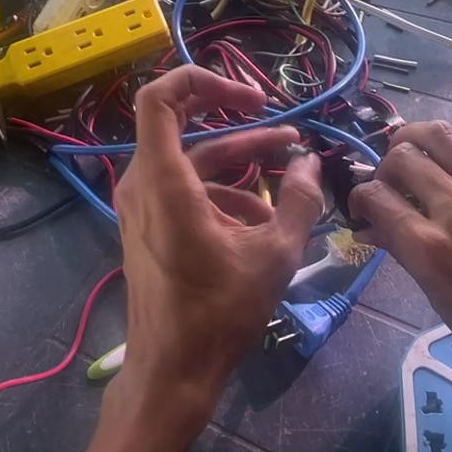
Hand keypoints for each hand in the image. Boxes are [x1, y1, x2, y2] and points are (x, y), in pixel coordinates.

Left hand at [112, 66, 325, 415]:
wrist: (173, 371)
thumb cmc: (219, 313)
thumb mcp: (274, 254)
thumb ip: (298, 201)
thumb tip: (309, 163)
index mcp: (164, 181)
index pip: (159, 98)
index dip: (203, 80)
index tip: (251, 98)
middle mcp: (143, 184)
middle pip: (177, 121)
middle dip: (230, 115)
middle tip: (274, 116)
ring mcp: (142, 206)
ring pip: (191, 160)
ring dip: (239, 160)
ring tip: (289, 168)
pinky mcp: (150, 225)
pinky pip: (186, 189)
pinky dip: (224, 191)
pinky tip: (264, 217)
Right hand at [350, 122, 451, 451]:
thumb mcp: (447, 310)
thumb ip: (409, 259)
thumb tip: (376, 231)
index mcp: (435, 249)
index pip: (377, 196)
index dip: (358, 199)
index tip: (360, 212)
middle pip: (405, 154)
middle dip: (383, 165)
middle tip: (386, 188)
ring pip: (442, 139)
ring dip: (414, 143)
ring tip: (409, 164)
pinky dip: (449, 169)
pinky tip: (451, 199)